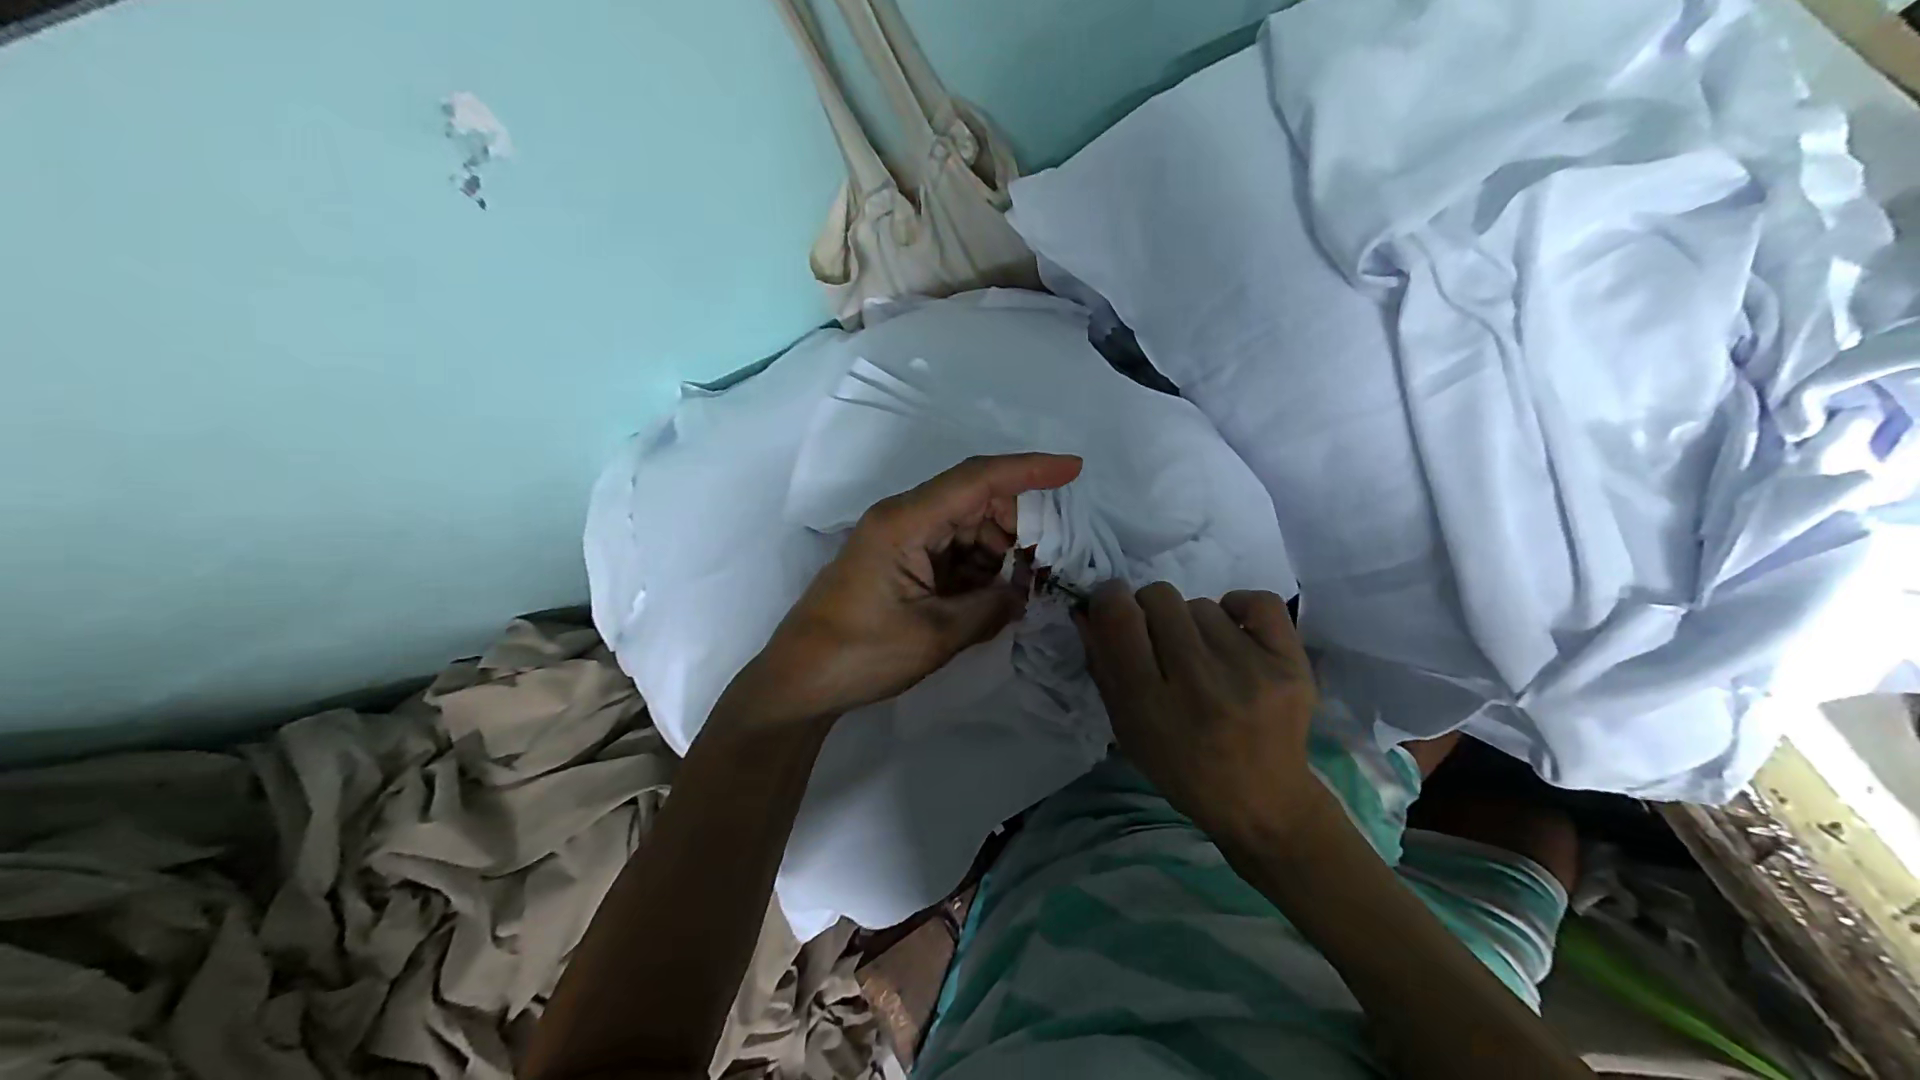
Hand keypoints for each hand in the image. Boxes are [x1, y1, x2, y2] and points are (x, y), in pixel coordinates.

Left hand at [734, 453, 1083, 727]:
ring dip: (998, 551)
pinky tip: (993, 596)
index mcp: (905, 522)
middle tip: (1048, 561)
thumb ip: (990, 608)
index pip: (977, 479)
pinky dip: (977, 568)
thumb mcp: (935, 635)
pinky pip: (951, 551)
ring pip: (966, 527)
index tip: (1074, 469)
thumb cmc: (860, 654)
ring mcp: (899, 540)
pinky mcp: (899, 562)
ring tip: (1020, 588)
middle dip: (1017, 525)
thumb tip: (1022, 594)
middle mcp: (903, 519)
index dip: (1029, 470)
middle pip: (974, 499)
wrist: (799, 682)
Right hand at [1077, 582, 1323, 847]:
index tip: (1112, 604)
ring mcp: (1252, 672)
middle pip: (1160, 597)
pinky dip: (1239, 610)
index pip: (1120, 618)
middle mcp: (1201, 683)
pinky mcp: (1292, 665)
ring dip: (1193, 623)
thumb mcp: (1126, 727)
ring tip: (1203, 657)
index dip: (1109, 598)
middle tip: (1159, 638)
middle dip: (1150, 610)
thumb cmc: (1181, 768)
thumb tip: (1088, 608)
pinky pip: (1258, 601)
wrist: (1262, 801)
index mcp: (1151, 705)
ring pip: (1202, 603)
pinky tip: (1234, 635)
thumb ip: (1103, 665)